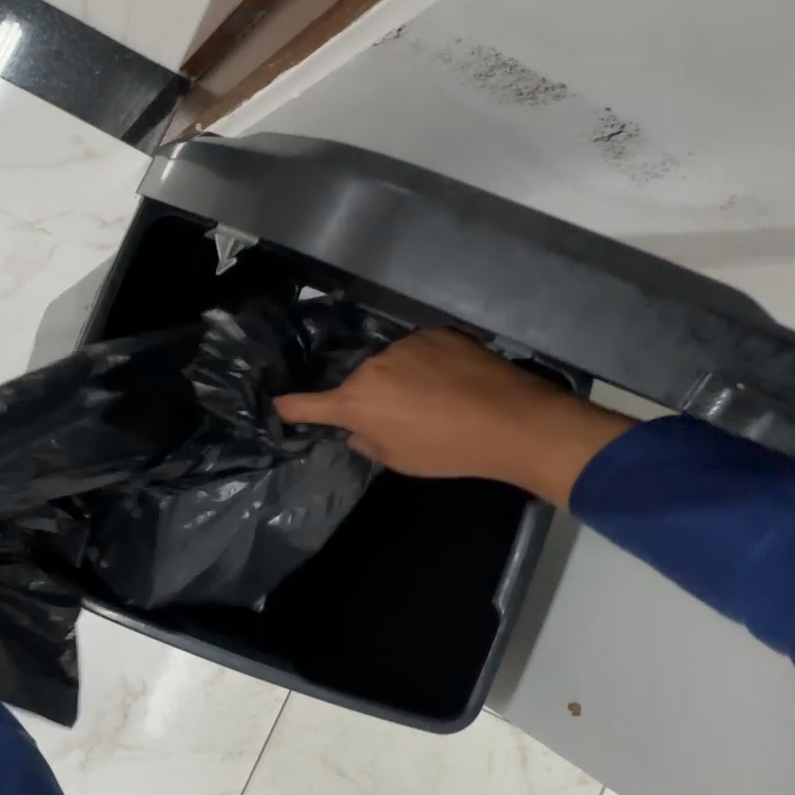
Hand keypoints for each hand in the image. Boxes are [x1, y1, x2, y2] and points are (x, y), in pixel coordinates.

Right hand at [275, 329, 634, 506]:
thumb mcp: (400, 461)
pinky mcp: (434, 333)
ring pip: (388, 364)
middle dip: (368, 397)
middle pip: (356, 383)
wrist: (517, 422)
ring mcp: (403, 345)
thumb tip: (357, 429)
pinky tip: (453, 379)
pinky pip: (417, 350)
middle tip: (402, 417)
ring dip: (399, 378)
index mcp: (356, 402)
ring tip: (436, 397)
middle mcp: (370, 367)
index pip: (305, 404)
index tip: (277, 406)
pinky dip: (426, 363)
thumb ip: (366, 441)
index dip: (289, 408)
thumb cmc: (451, 450)